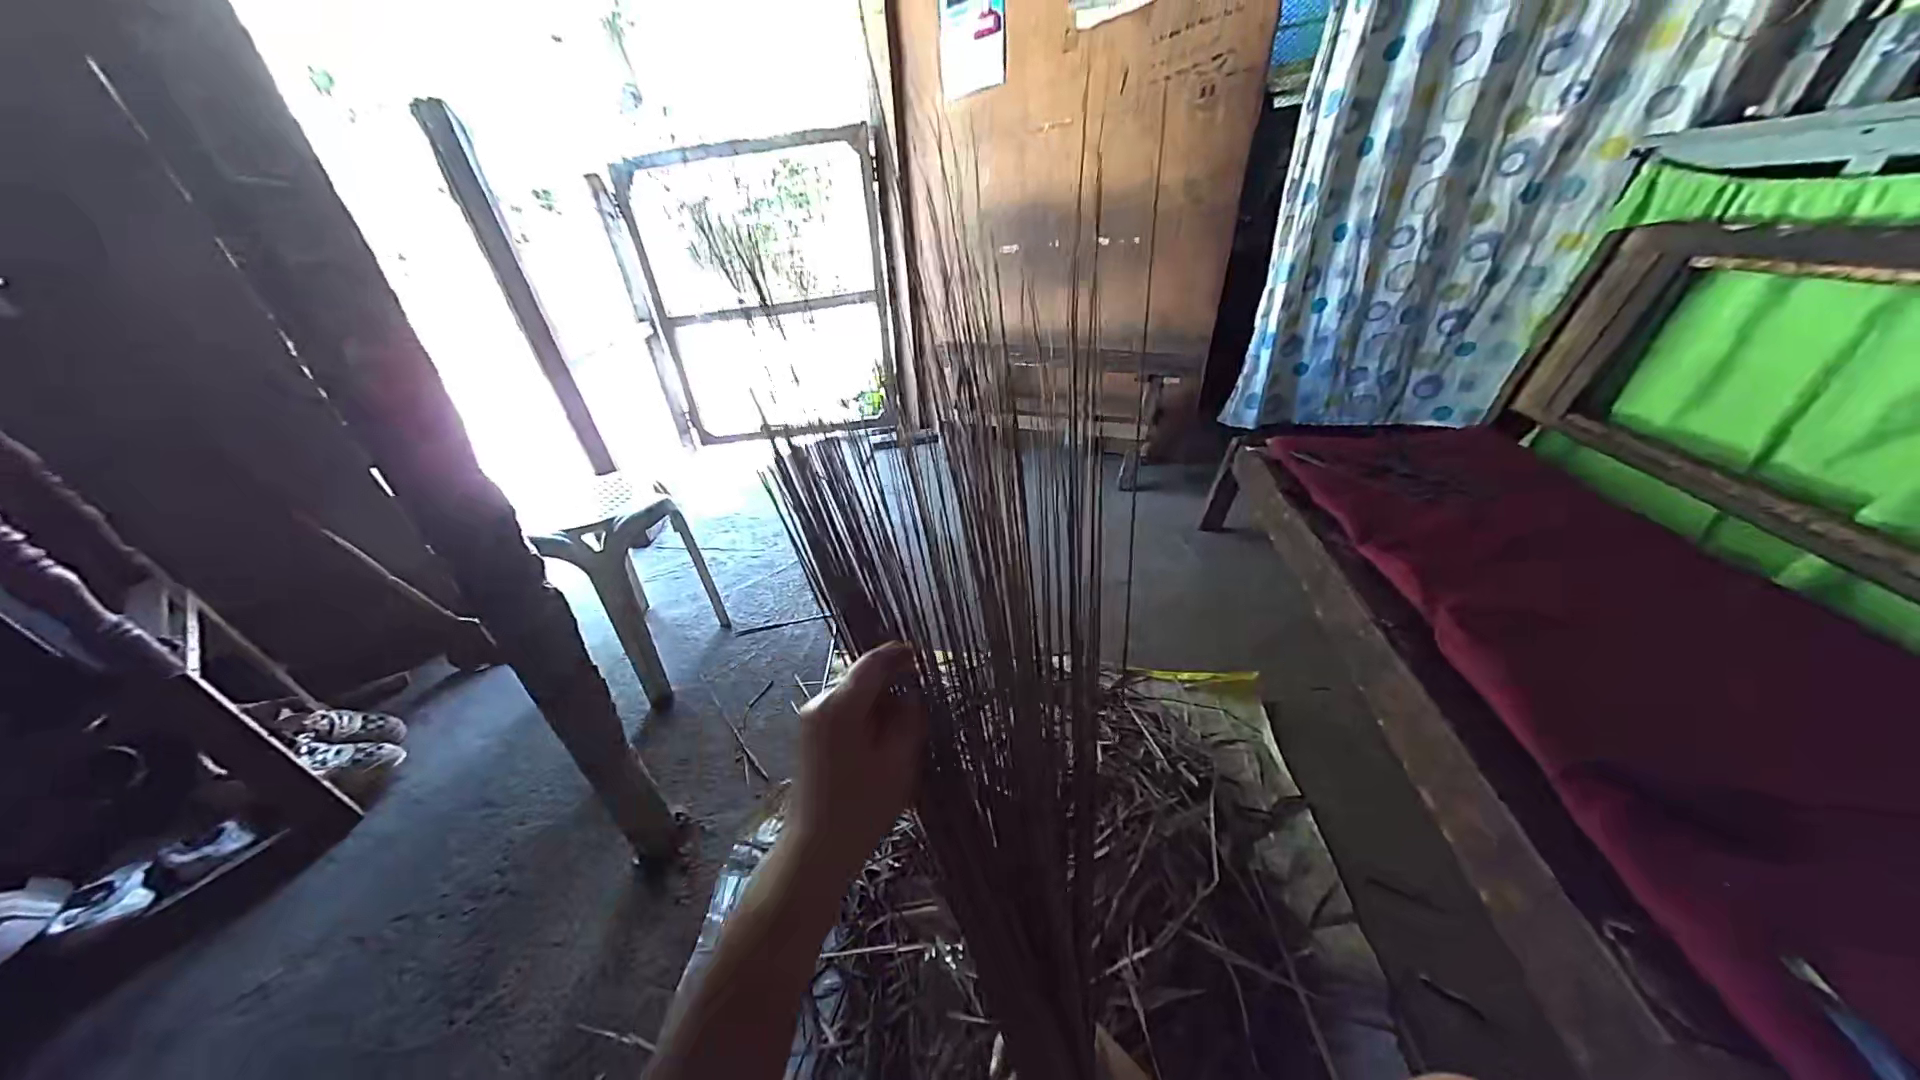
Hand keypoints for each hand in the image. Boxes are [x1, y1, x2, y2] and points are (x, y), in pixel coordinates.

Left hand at [785, 642, 926, 876]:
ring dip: (880, 704)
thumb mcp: (898, 760)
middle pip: (863, 679)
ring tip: (904, 732)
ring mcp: (812, 720)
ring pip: (855, 696)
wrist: (817, 848)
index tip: (922, 656)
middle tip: (921, 705)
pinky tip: (882, 744)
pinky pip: (845, 713)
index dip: (899, 654)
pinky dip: (866, 718)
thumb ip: (909, 718)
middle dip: (892, 685)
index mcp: (840, 705)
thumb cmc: (862, 807)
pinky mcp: (811, 736)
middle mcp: (820, 703)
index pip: (872, 663)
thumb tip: (912, 694)